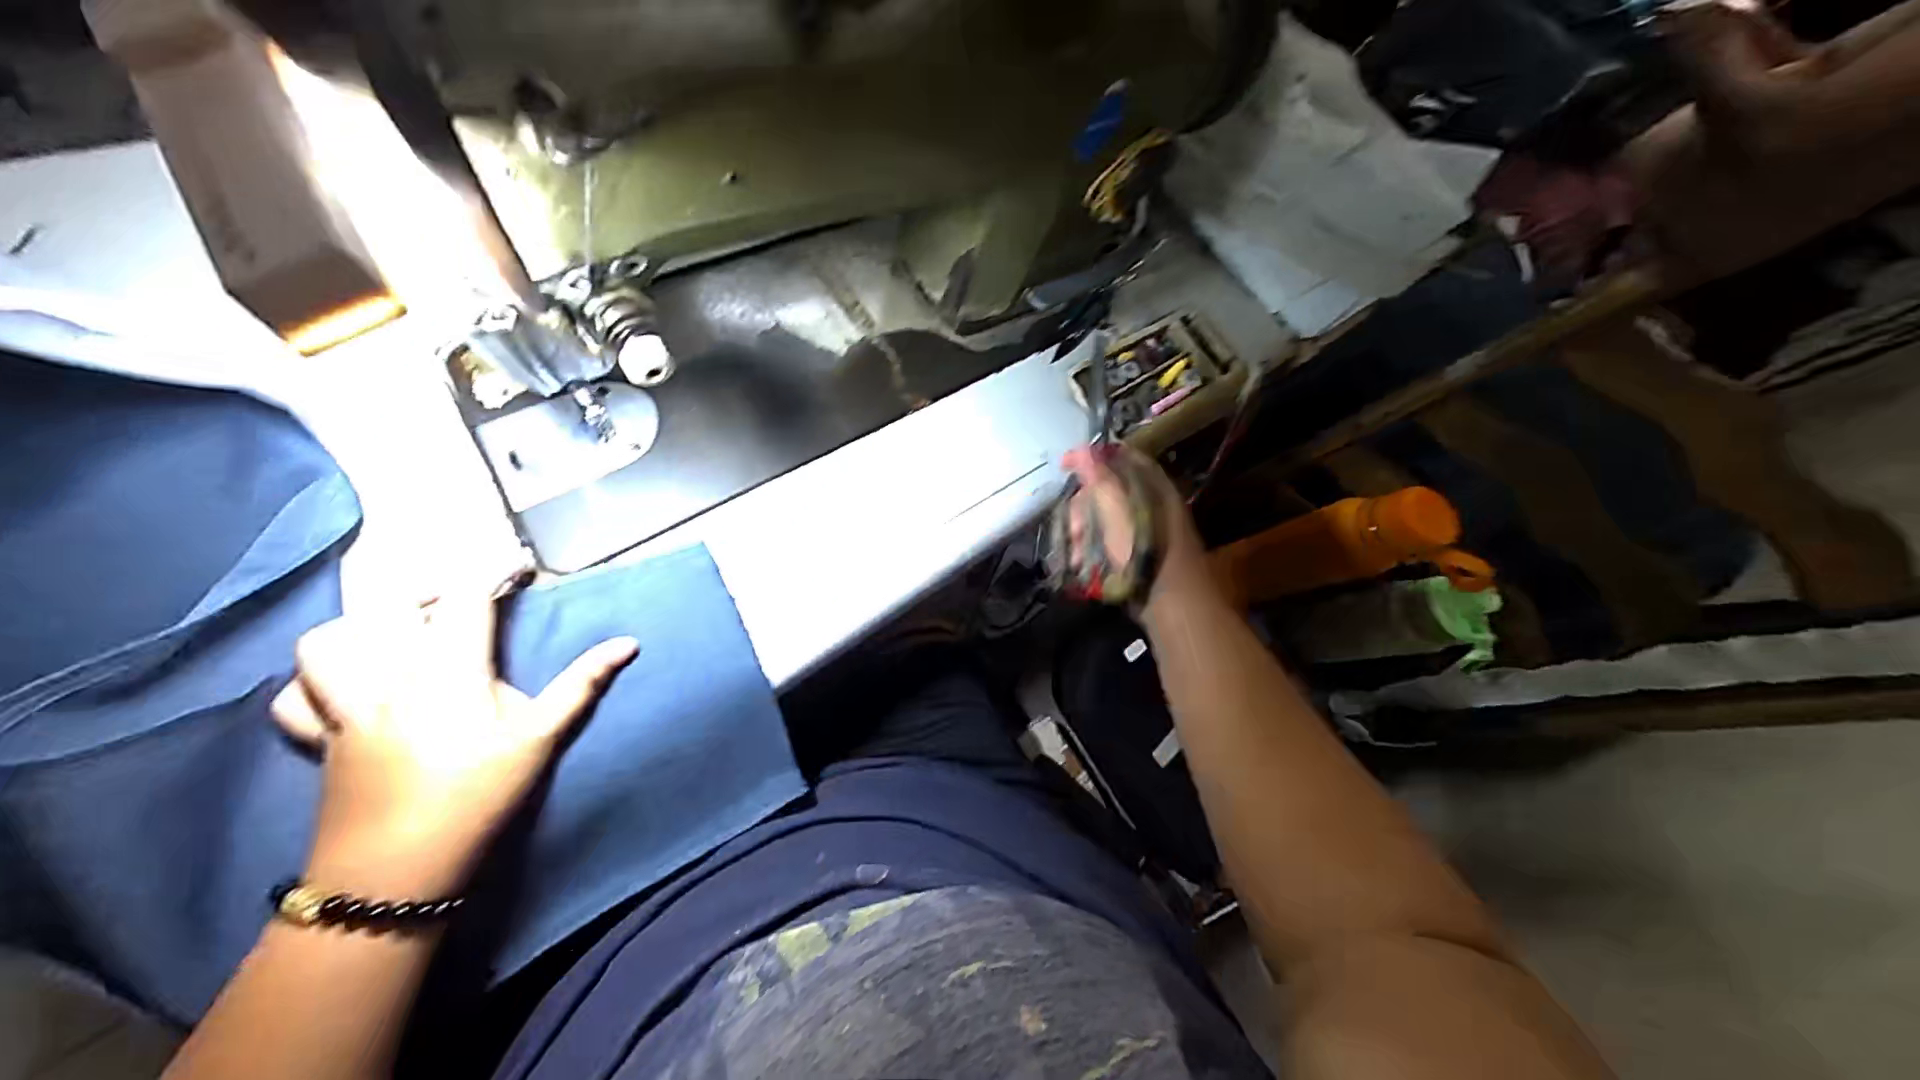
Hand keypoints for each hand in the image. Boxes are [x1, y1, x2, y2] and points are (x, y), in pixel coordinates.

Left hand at [272, 578, 637, 899]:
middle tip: (462, 602)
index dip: (494, 571)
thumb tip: (628, 643)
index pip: (466, 597)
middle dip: (429, 590)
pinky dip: (316, 683)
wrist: (395, 873)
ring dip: (362, 627)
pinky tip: (348, 687)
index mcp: (448, 669)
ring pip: (328, 641)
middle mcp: (389, 675)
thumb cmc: (479, 797)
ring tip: (398, 636)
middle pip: (390, 604)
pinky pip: (296, 696)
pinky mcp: (319, 738)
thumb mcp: (541, 738)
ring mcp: (345, 706)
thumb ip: (582, 684)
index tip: (519, 567)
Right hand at [1059, 444, 1215, 623]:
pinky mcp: (1140, 553)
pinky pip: (1110, 541)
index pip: (1120, 457)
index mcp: (1153, 486)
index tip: (1065, 466)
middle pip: (1107, 490)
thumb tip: (1082, 450)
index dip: (1092, 458)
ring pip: (1104, 518)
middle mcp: (1152, 502)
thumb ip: (1099, 479)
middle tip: (1072, 528)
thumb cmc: (1145, 553)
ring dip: (1083, 532)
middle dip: (1082, 507)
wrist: (1174, 605)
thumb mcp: (1118, 511)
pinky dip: (1093, 548)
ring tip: (1076, 554)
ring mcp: (1147, 529)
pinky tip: (1083, 563)